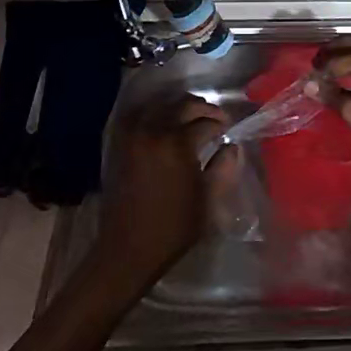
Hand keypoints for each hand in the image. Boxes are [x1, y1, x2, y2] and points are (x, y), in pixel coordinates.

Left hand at [94, 94, 226, 289]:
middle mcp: (152, 130)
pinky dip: (153, 110)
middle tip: (214, 116)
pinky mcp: (118, 142)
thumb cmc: (173, 227)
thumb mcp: (207, 201)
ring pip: (157, 104)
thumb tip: (232, 148)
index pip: (204, 121)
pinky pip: (137, 114)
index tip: (228, 127)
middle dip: (200, 107)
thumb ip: (222, 169)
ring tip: (190, 116)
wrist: (129, 245)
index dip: (220, 122)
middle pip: (179, 104)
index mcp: (177, 144)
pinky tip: (163, 120)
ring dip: (176, 105)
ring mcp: (131, 134)